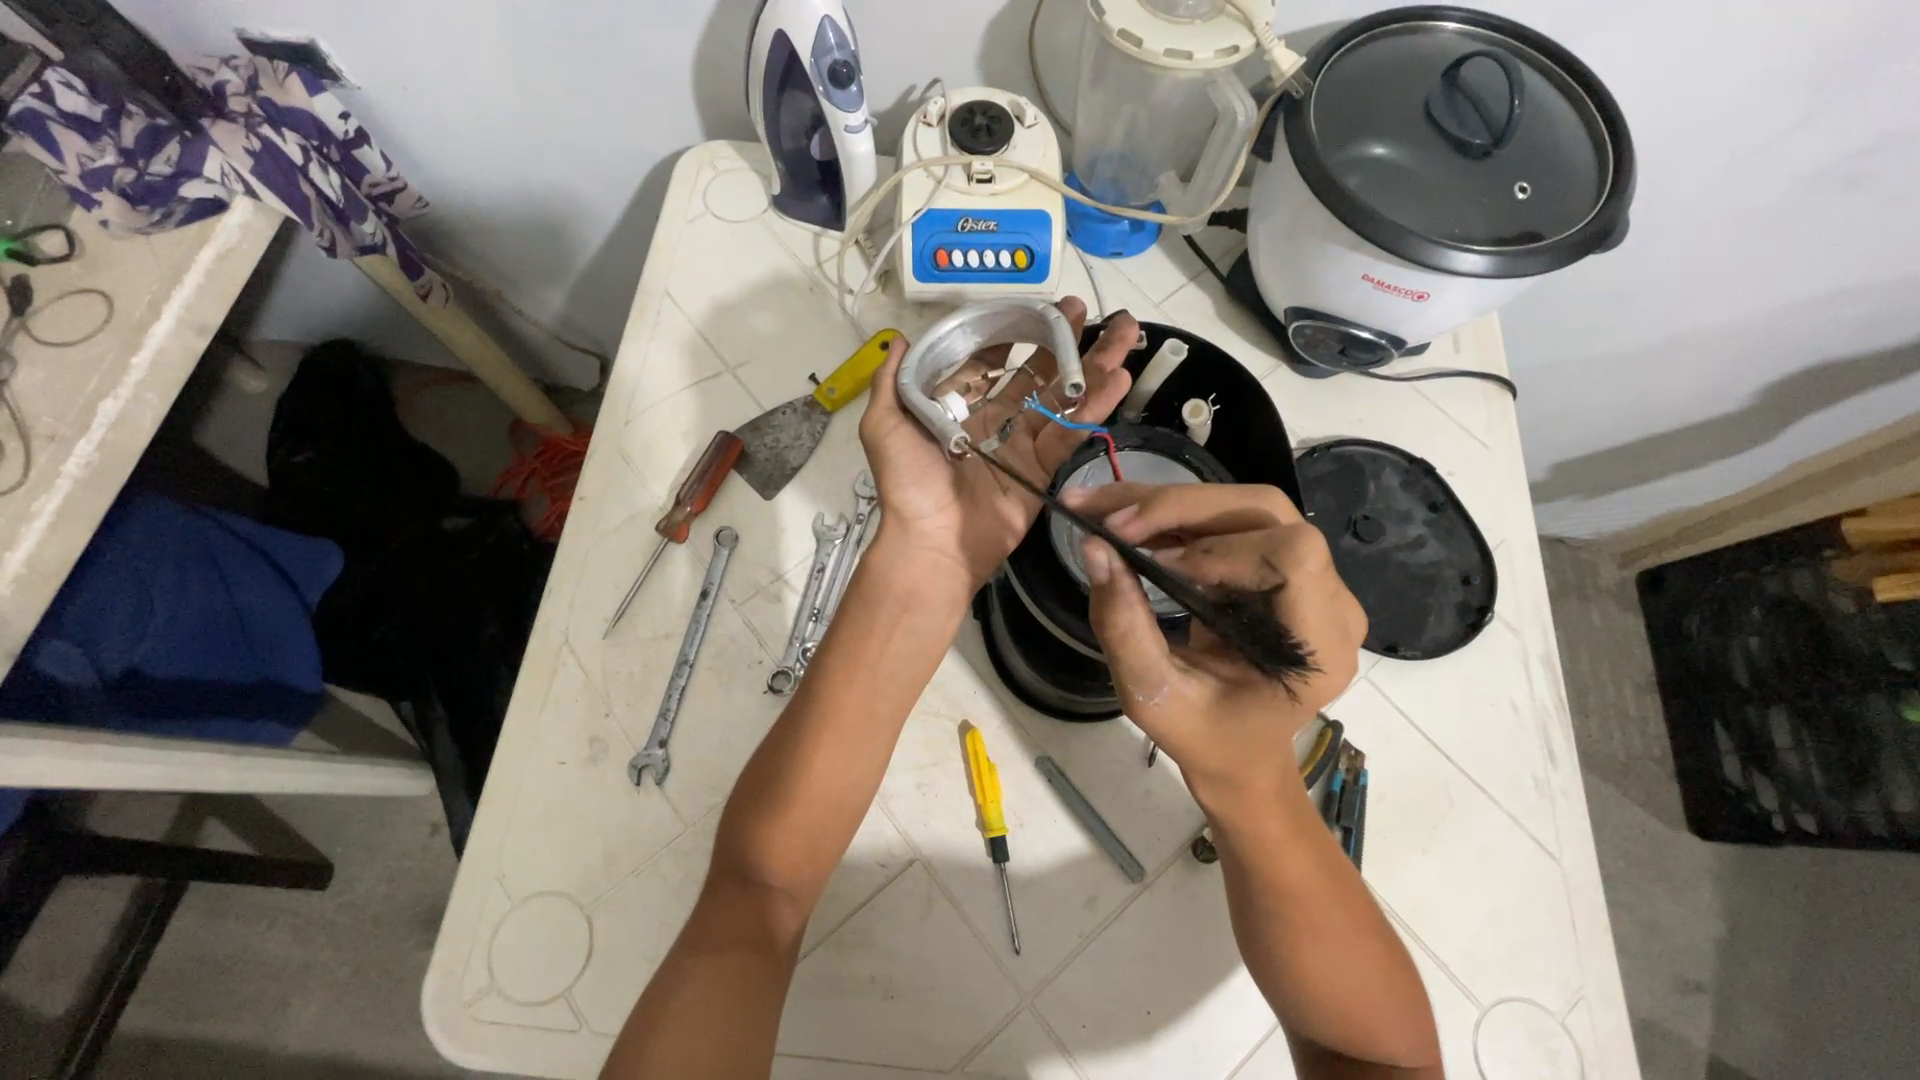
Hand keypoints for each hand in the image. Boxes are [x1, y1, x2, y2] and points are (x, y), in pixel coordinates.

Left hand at [858, 298, 1138, 588]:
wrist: (930, 543)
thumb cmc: (906, 482)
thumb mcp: (883, 425)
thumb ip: (891, 381)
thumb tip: (897, 341)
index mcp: (954, 408)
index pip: (987, 364)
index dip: (1012, 336)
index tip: (1037, 311)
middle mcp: (989, 423)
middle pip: (1032, 375)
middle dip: (1062, 342)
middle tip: (1088, 311)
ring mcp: (1018, 447)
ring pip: (1059, 399)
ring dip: (1090, 367)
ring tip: (1124, 335)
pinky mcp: (1040, 472)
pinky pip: (1068, 434)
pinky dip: (1093, 407)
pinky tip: (1118, 378)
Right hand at [1063, 482, 1366, 808]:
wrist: (1237, 752)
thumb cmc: (1205, 737)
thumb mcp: (1154, 697)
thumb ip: (1124, 627)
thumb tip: (1094, 546)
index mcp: (1318, 644)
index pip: (1292, 556)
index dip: (1220, 548)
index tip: (1154, 565)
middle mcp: (1329, 600)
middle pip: (1265, 512)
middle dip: (1179, 507)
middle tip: (1106, 519)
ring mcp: (1311, 578)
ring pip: (1244, 506)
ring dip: (1169, 503)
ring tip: (1102, 509)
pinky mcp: (1278, 566)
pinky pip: (1230, 521)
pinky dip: (1173, 516)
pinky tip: (1126, 521)